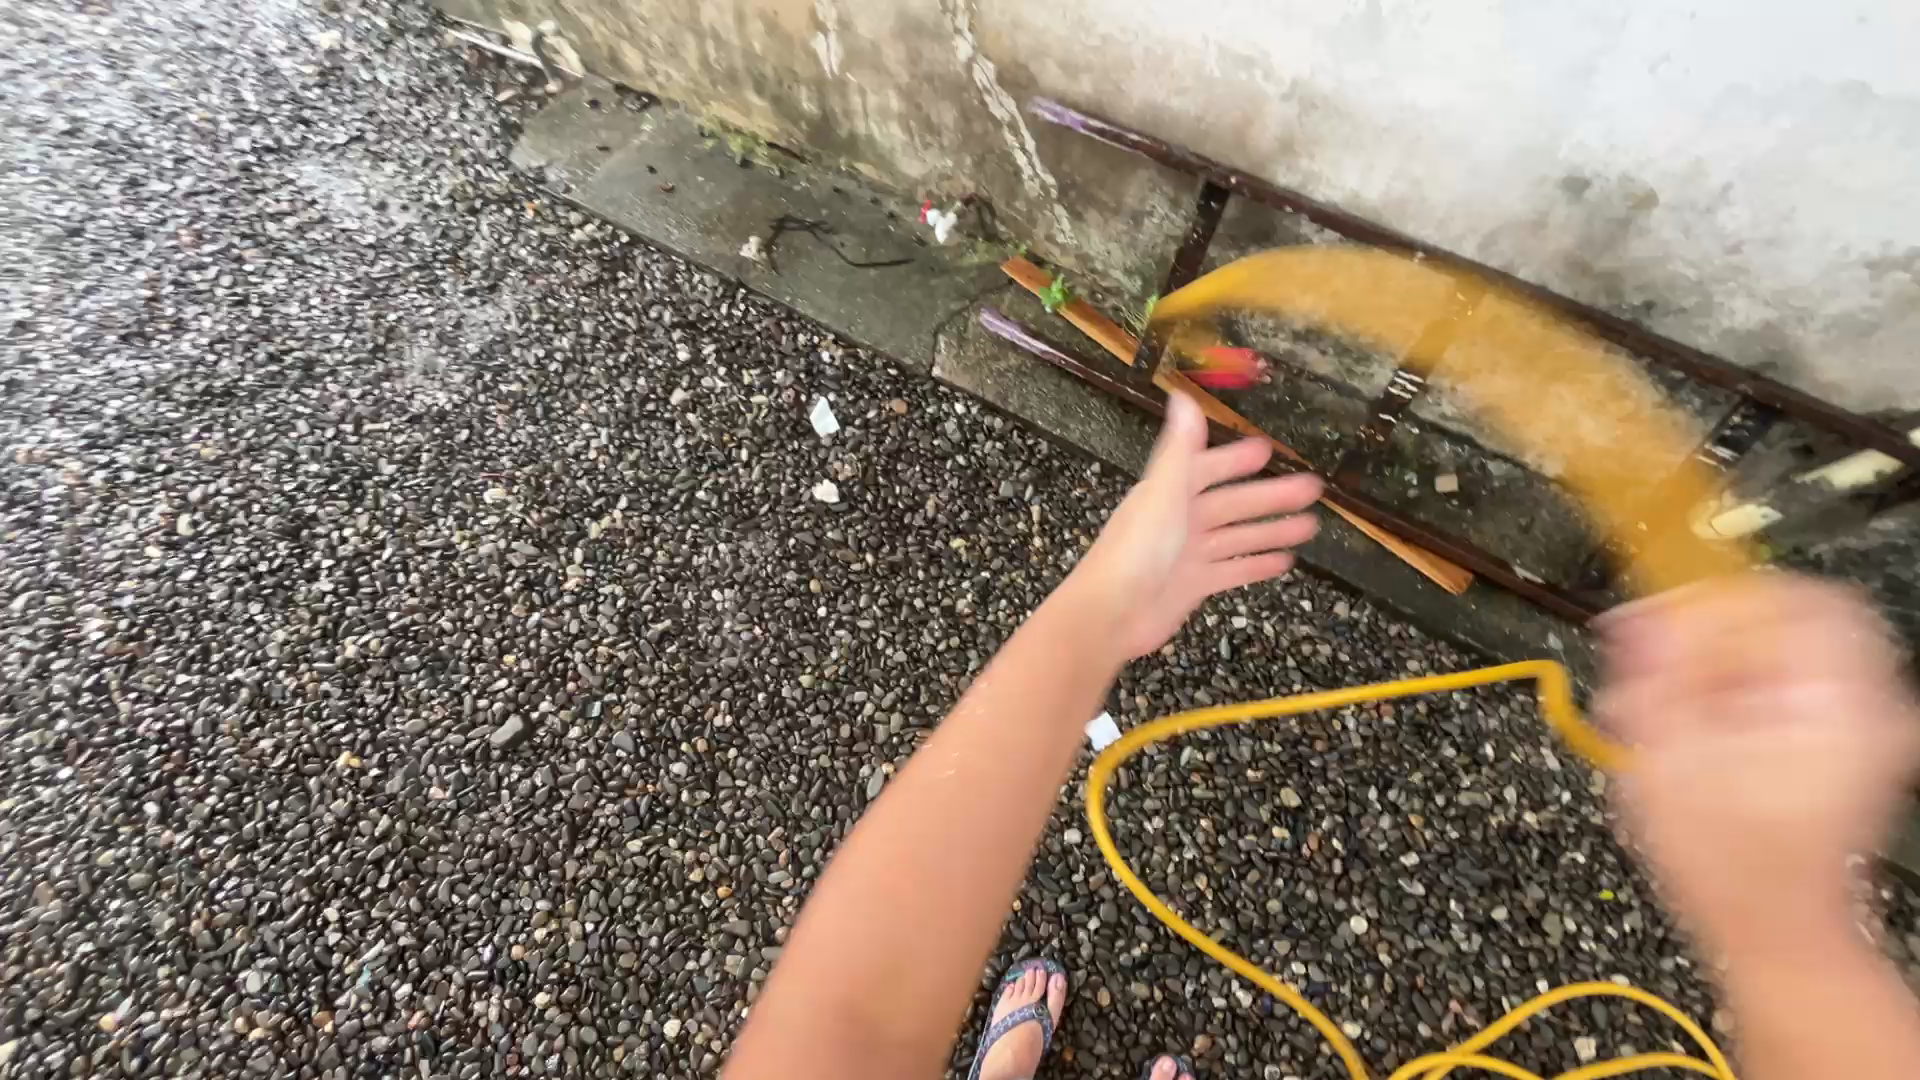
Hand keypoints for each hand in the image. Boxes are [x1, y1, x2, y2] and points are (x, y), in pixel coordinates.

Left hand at [1066, 391, 1322, 661]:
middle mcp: (1177, 521)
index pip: (1205, 469)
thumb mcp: (1161, 493)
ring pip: (1236, 537)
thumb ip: (1178, 449)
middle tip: (1312, 488)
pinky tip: (1285, 561)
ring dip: (1270, 530)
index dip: (1234, 459)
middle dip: (1268, 496)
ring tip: (1310, 525)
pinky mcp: (1193, 585)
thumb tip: (1182, 396)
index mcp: (1167, 494)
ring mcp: (1186, 555)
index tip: (1267, 450)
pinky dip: (1256, 565)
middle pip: (1230, 504)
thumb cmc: (1135, 550)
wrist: (1110, 613)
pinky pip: (1232, 570)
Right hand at [1596, 574, 1919, 953]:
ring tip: (1652, 718)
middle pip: (1772, 627)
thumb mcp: (1667, 753)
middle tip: (1644, 678)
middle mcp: (1855, 709)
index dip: (1723, 596)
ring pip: (1754, 656)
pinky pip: (1752, 686)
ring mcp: (1837, 726)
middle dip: (1692, 643)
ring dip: (1689, 672)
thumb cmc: (1724, 854)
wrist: (1761, 921)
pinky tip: (1671, 733)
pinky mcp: (1811, 741)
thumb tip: (1641, 615)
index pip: (1802, 601)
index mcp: (1836, 706)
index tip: (1664, 614)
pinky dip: (1702, 695)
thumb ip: (1657, 676)